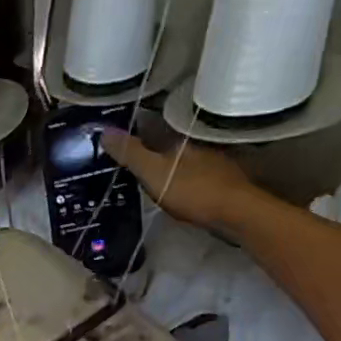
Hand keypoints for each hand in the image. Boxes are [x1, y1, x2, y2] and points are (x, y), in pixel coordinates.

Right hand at [98, 127, 275, 232]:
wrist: (236, 213)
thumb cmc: (192, 190)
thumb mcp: (152, 172)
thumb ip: (130, 153)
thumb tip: (104, 130)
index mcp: (179, 139)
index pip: (152, 127)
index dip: (133, 132)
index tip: (116, 139)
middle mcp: (197, 145)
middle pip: (167, 143)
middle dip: (150, 148)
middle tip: (127, 158)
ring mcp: (212, 162)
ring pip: (181, 158)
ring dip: (167, 163)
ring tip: (147, 174)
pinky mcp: (221, 181)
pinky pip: (192, 173)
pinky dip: (181, 177)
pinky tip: (175, 187)